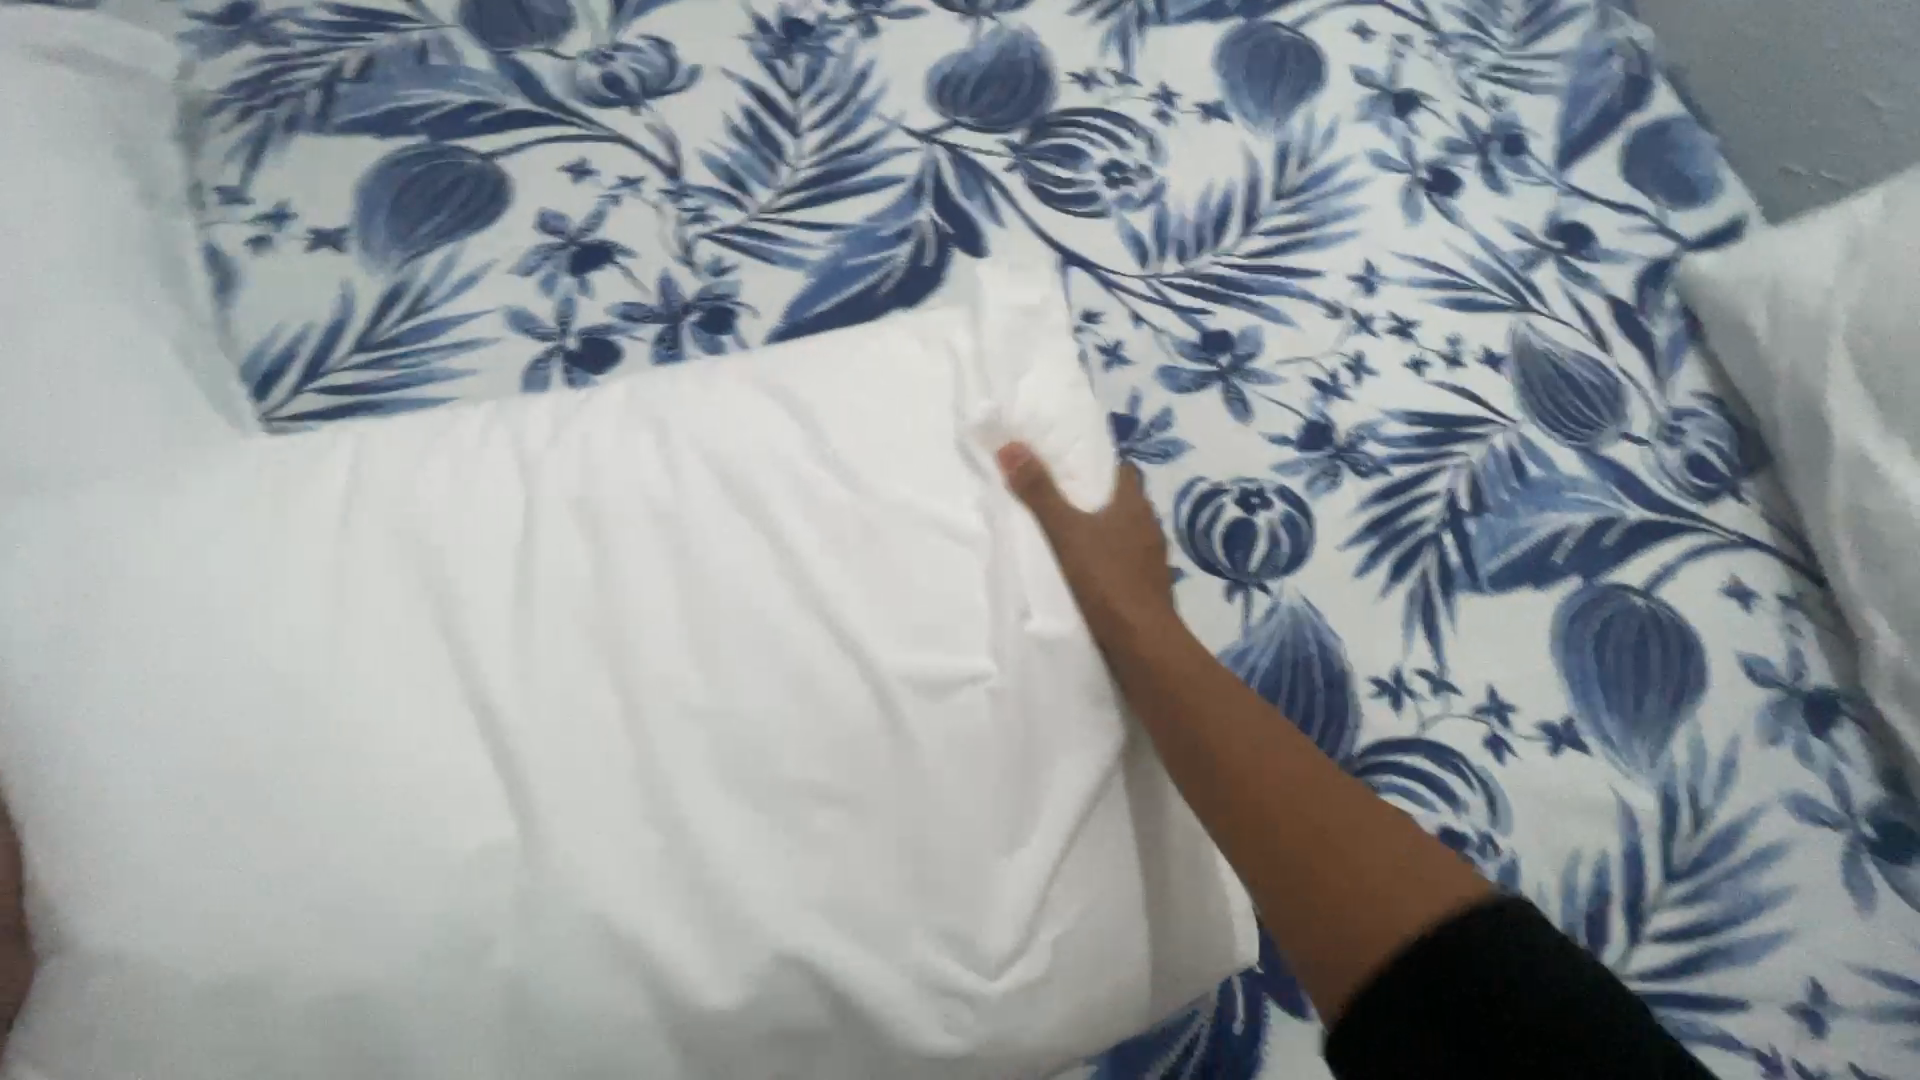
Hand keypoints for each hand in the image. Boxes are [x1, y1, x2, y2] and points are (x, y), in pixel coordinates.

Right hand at [996, 442, 1181, 647]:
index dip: (1101, 463)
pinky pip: (1126, 564)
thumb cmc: (1106, 580)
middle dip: (1098, 499)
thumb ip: (1039, 492)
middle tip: (1063, 498)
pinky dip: (1109, 563)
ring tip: (1071, 536)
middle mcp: (1150, 527)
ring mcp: (1153, 561)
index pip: (1123, 470)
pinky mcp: (1149, 588)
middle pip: (1124, 502)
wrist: (1141, 643)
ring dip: (1104, 533)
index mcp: (1134, 506)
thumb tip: (1011, 446)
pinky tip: (1089, 573)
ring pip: (1126, 535)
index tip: (1074, 464)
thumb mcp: (1064, 532)